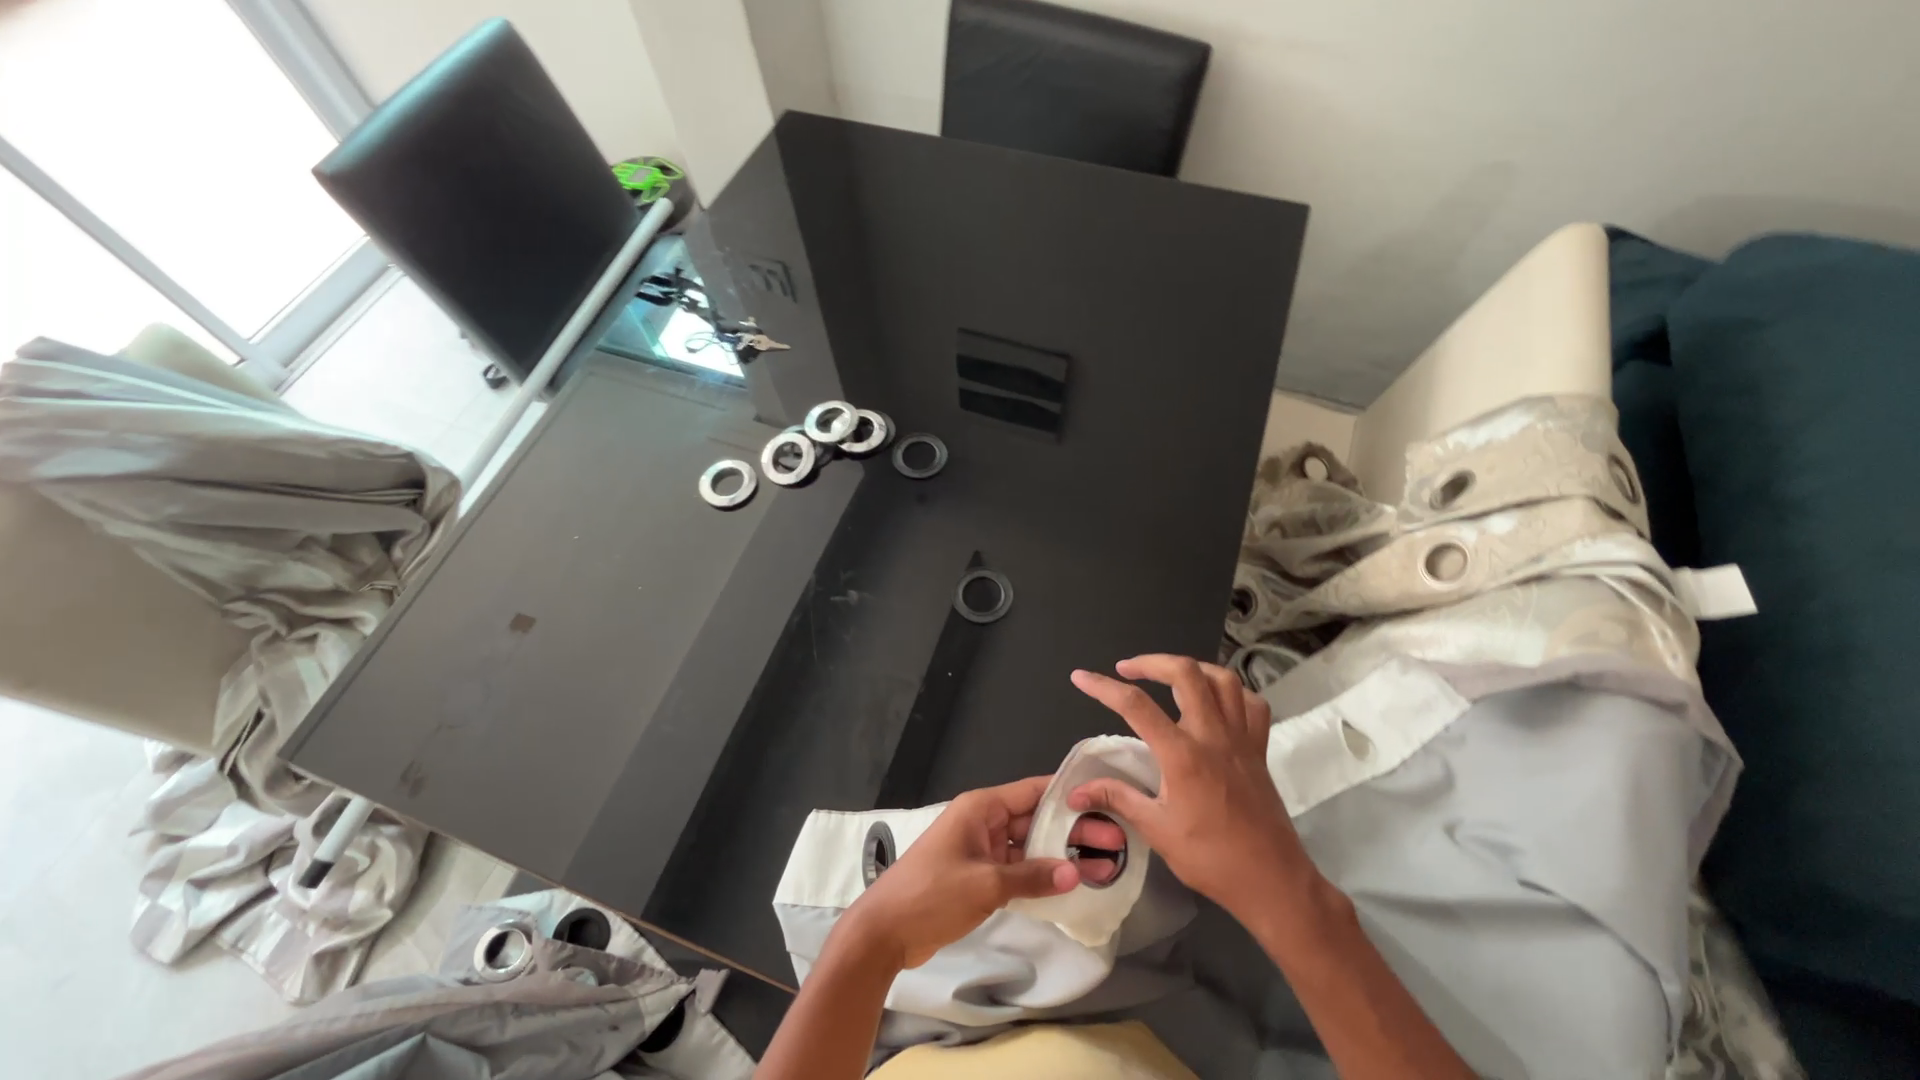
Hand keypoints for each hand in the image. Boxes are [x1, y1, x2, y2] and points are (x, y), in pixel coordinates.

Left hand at [840, 775, 1117, 968]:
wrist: (884, 932)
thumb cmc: (931, 895)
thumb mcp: (986, 885)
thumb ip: (1032, 877)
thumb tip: (1075, 873)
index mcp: (981, 808)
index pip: (1033, 790)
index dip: (1069, 795)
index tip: (1105, 799)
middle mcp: (983, 822)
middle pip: (1035, 819)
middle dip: (1072, 831)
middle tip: (1115, 844)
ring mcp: (981, 849)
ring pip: (1029, 845)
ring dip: (1060, 856)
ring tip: (1102, 867)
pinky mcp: (979, 876)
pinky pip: (1017, 868)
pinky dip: (1041, 875)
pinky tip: (1069, 886)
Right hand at [1068, 654, 1319, 922]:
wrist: (1272, 880)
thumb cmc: (1211, 859)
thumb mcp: (1157, 831)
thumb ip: (1118, 799)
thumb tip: (1077, 790)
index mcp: (1183, 755)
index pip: (1136, 706)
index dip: (1103, 687)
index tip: (1081, 678)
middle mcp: (1213, 736)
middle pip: (1185, 673)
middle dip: (1151, 662)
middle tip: (1127, 669)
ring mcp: (1242, 740)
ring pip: (1223, 680)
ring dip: (1192, 668)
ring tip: (1169, 675)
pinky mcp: (1260, 750)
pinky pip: (1251, 704)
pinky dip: (1232, 692)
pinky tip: (1216, 701)